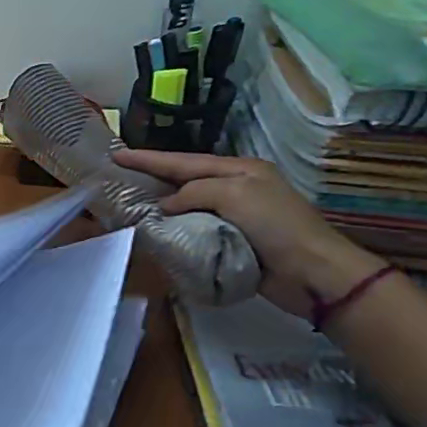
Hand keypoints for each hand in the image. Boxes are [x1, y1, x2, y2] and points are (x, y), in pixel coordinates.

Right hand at [111, 150, 387, 317]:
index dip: (149, 159)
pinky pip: (189, 227)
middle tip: (119, 175)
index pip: (185, 162)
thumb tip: (163, 206)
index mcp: (240, 171)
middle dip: (152, 177)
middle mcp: (235, 189)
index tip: (117, 155)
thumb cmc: (275, 226)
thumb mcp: (235, 195)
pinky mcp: (228, 240)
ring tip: (127, 203)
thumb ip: (195, 192)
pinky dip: (169, 227)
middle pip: (184, 179)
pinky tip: (150, 229)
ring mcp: (232, 215)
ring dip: (157, 203)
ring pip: (184, 204)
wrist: (308, 271)